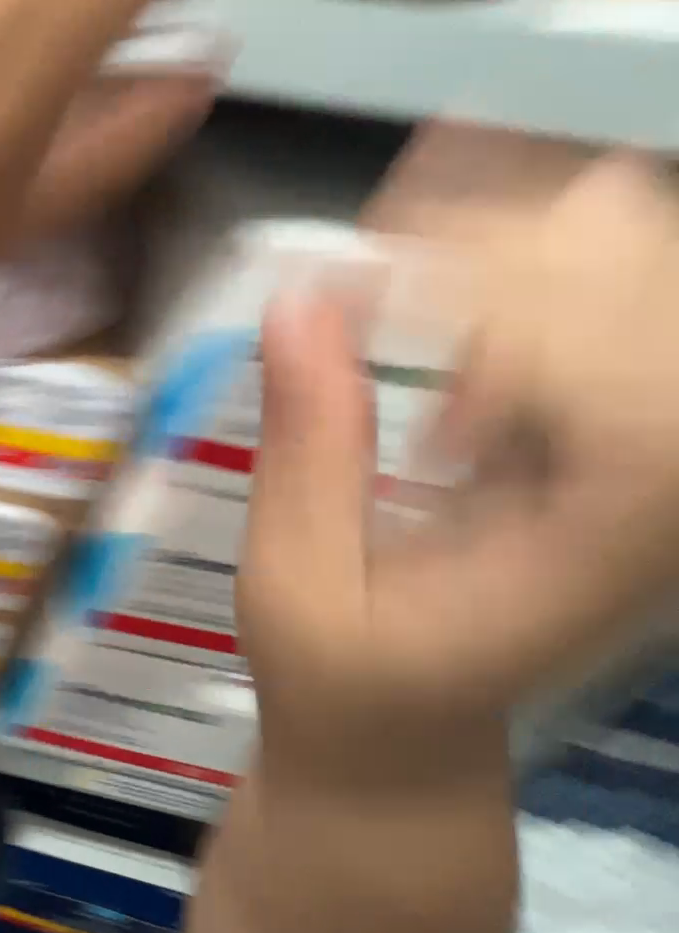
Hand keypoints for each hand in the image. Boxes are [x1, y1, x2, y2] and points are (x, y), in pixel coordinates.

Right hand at [239, 157, 678, 792]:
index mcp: (609, 530)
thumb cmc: (337, 676)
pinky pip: (600, 323)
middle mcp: (669, 482)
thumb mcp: (293, 580)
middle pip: (652, 301)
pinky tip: (440, 311)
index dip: (505, 286)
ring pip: (639, 294)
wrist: (403, 732)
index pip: (618, 364)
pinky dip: (521, 284)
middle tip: (397, 199)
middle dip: (524, 233)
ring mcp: (655, 460)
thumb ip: (307, 450)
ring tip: (407, 230)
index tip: (364, 257)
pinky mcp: (617, 443)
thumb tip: (300, 303)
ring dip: (525, 244)